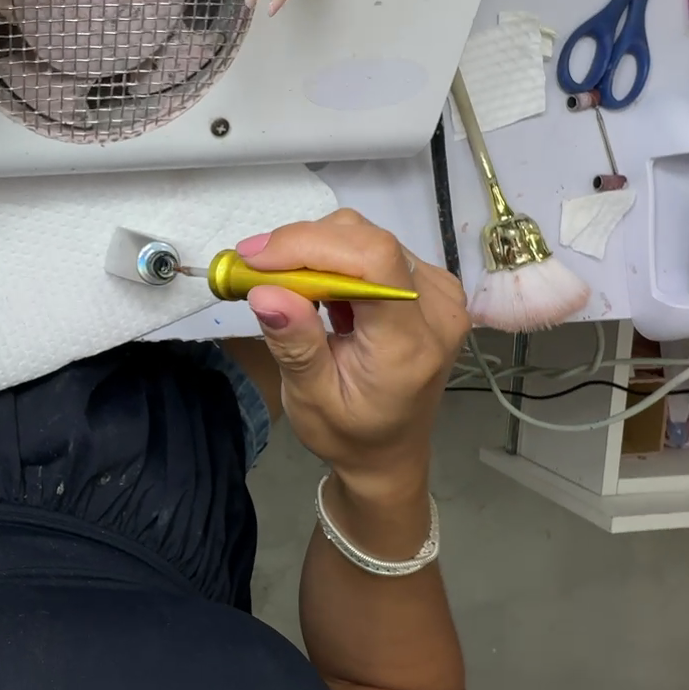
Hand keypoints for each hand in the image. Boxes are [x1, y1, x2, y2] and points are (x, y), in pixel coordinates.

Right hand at [239, 210, 467, 487]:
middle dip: (300, 246)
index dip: (309, 245)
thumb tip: (265, 292)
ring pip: (363, 236)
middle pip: (365, 240)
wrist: (388, 453)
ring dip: (311, 250)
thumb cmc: (348, 433)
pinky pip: (368, 248)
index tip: (255, 259)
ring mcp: (436, 290)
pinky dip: (328, 256)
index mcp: (409, 342)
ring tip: (279, 284)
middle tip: (252, 270)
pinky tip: (309, 287)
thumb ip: (295, 345)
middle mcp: (435, 306)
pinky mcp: (425, 283)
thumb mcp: (311, 399)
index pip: (372, 260)